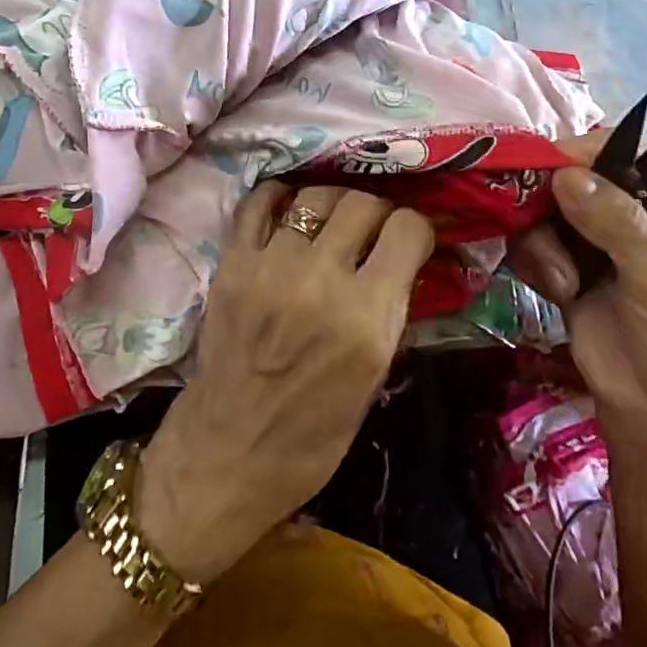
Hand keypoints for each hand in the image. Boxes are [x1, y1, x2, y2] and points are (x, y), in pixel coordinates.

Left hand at [133, 183, 433, 583]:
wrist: (231, 449)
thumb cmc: (313, 434)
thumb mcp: (373, 377)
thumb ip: (387, 311)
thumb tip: (399, 262)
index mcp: (366, 319)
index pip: (407, 230)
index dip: (415, 230)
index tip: (410, 240)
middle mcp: (320, 280)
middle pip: (361, 204)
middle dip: (377, 212)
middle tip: (372, 230)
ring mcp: (270, 266)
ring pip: (314, 197)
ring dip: (332, 204)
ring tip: (331, 222)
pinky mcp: (233, 263)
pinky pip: (258, 203)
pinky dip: (279, 197)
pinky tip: (288, 209)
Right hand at [506, 146, 646, 468]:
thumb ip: (616, 223)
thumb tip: (565, 174)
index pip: (626, 156)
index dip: (583, 157)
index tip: (544, 171)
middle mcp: (639, 215)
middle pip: (576, 180)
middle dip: (552, 204)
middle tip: (534, 226)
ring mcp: (601, 244)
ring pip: (547, 211)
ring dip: (543, 242)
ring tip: (561, 281)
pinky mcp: (570, 270)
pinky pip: (535, 244)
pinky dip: (536, 262)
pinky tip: (556, 291)